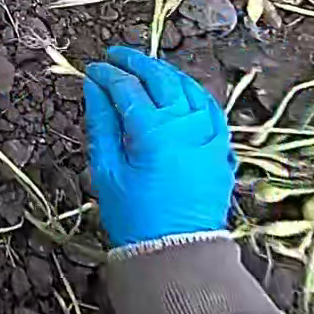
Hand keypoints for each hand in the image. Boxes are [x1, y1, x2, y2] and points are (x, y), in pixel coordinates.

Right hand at [82, 46, 234, 248]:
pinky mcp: (220, 146)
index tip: (93, 69)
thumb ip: (101, 123)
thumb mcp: (107, 171)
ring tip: (143, 67)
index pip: (126, 87)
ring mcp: (207, 134)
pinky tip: (179, 88)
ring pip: (185, 86)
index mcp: (153, 132)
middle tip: (115, 55)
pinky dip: (192, 91)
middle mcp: (184, 125)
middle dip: (134, 61)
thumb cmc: (136, 219)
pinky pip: (209, 106)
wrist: (178, 258)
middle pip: (158, 77)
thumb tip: (94, 86)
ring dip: (163, 71)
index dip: (107, 74)